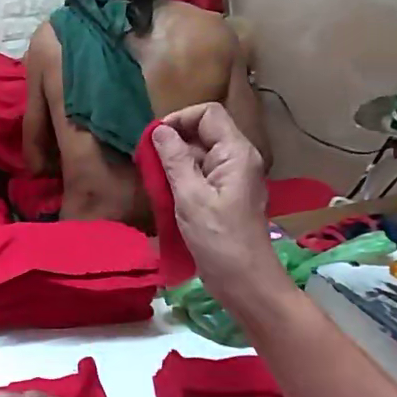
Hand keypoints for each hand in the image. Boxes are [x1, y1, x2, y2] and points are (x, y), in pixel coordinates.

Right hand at [150, 102, 288, 311]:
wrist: (246, 283)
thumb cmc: (219, 241)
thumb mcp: (190, 198)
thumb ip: (175, 160)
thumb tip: (159, 130)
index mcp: (236, 153)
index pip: (208, 113)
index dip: (179, 119)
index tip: (154, 140)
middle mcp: (239, 159)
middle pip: (204, 132)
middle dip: (175, 142)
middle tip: (149, 164)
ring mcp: (235, 178)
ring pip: (201, 154)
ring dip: (176, 163)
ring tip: (156, 182)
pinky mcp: (228, 196)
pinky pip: (204, 175)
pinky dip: (184, 179)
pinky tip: (168, 195)